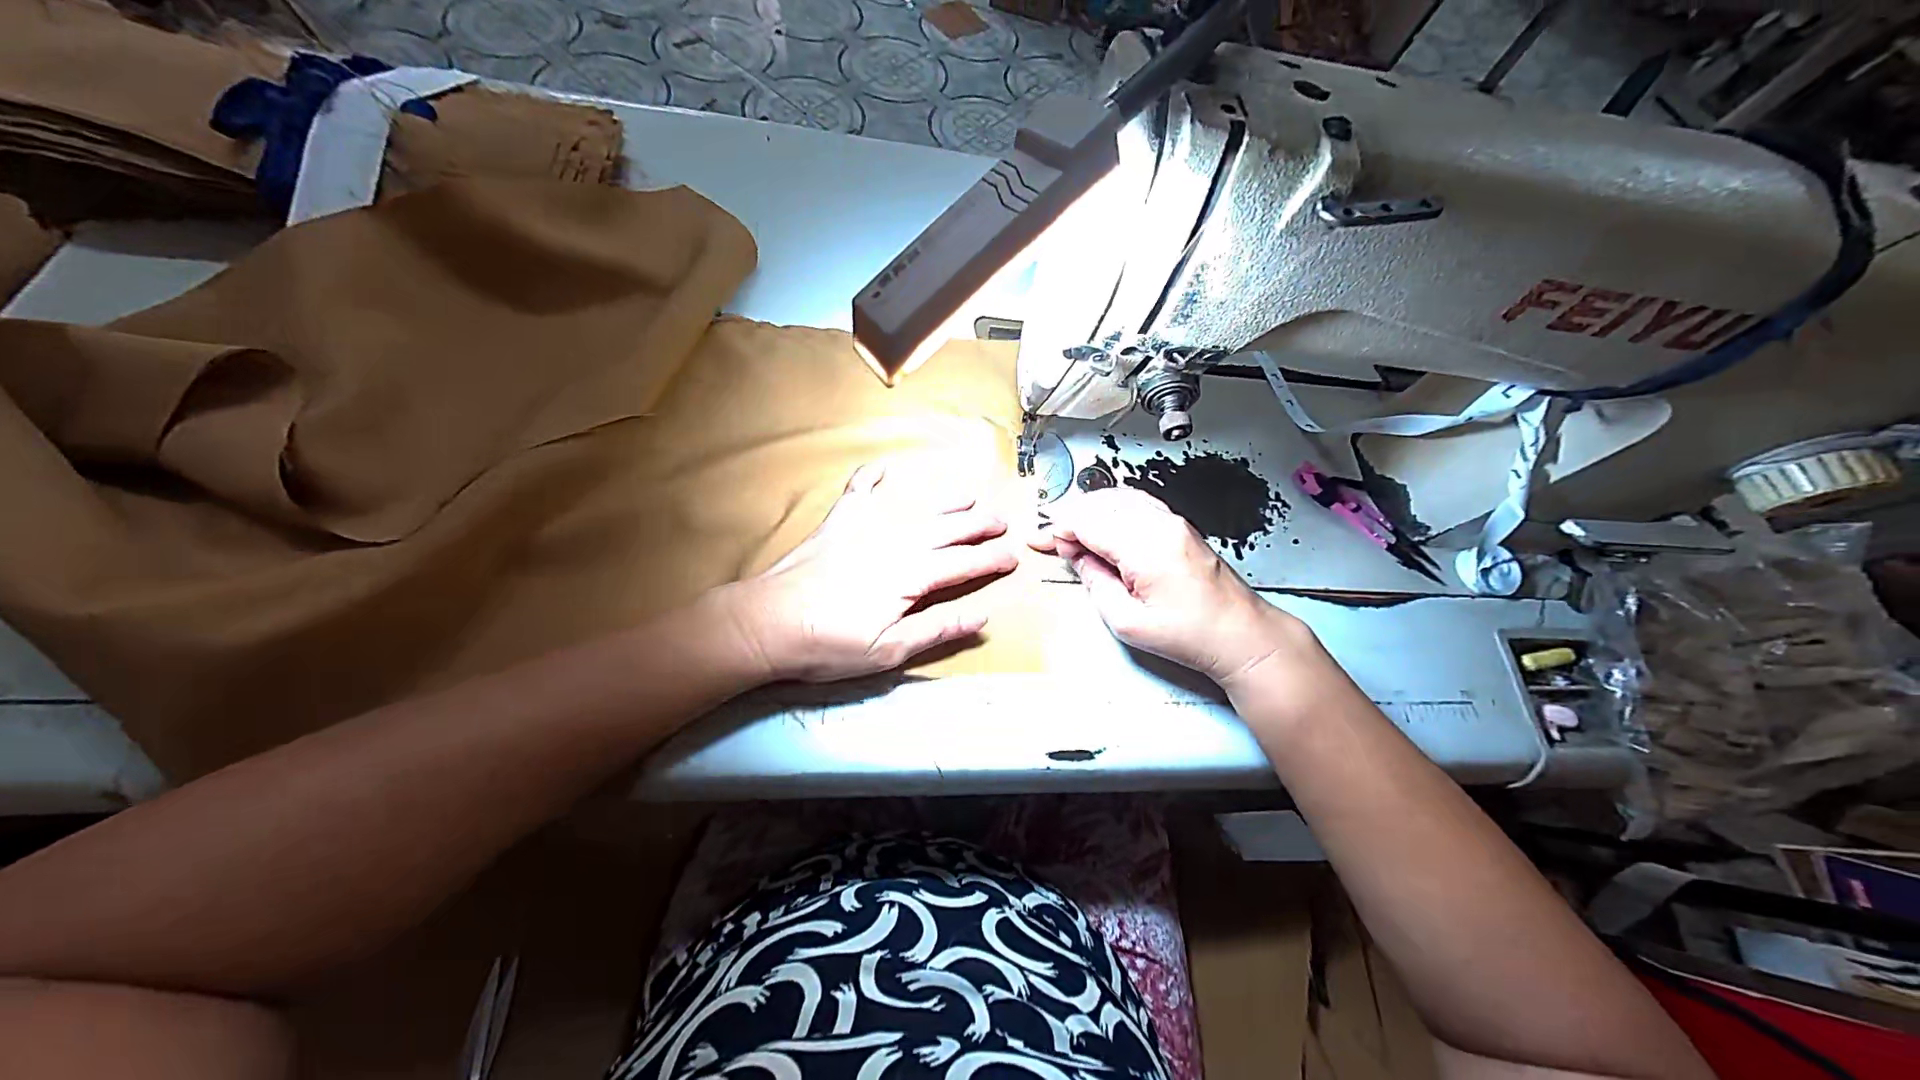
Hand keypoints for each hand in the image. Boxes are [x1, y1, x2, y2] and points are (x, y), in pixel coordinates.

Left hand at [718, 461, 1018, 682]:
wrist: (767, 622)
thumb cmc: (828, 644)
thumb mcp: (888, 651)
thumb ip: (937, 630)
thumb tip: (982, 618)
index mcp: (911, 575)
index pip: (963, 564)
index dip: (991, 560)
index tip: (1013, 557)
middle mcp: (895, 540)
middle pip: (948, 527)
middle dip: (979, 524)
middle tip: (1001, 522)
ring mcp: (865, 525)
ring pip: (916, 504)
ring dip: (945, 498)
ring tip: (968, 494)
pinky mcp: (838, 521)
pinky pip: (861, 489)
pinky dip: (875, 476)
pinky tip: (886, 469)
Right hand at [1030, 487, 1319, 687]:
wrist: (1242, 635)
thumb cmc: (1191, 635)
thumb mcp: (1128, 622)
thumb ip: (1096, 583)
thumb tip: (1077, 558)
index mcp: (1147, 547)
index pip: (1088, 522)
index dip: (1059, 530)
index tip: (1042, 541)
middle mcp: (1161, 524)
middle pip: (1100, 503)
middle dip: (1071, 519)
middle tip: (1055, 543)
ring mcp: (1173, 521)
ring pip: (1117, 497)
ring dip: (1090, 511)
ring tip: (1075, 537)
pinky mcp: (1179, 524)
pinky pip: (1136, 502)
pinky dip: (1111, 509)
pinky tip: (1102, 526)